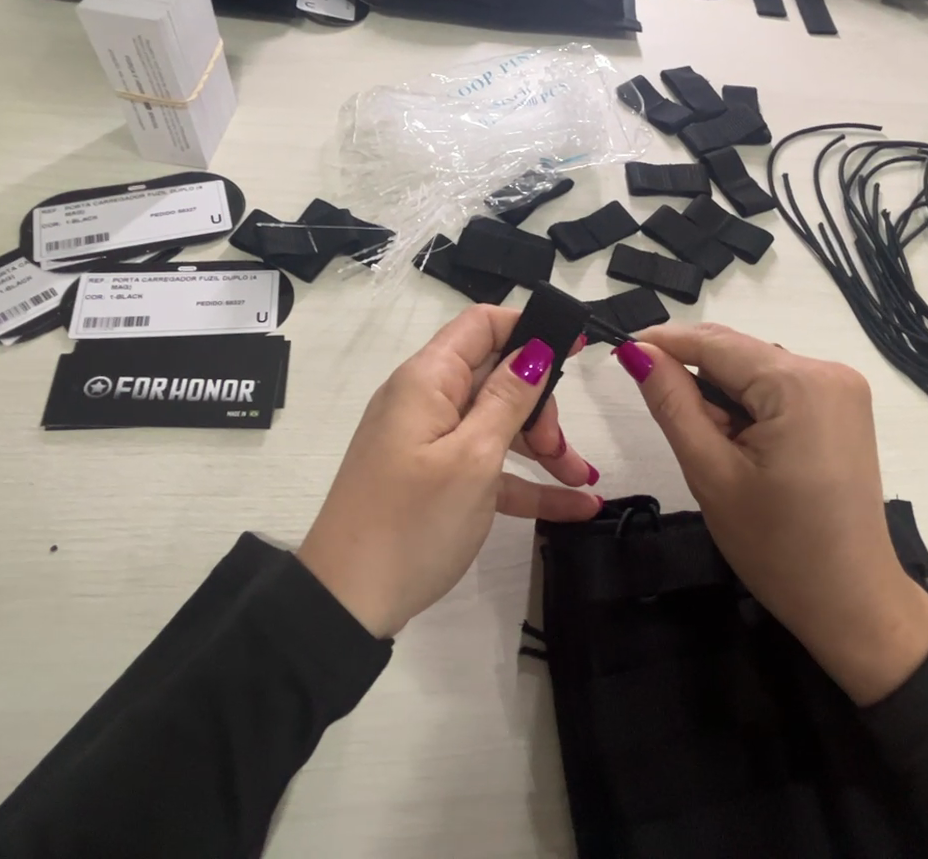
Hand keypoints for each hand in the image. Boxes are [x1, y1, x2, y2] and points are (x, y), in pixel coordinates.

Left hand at [298, 306, 603, 637]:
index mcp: (428, 380)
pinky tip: (573, 505)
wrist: (348, 601)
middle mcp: (425, 401)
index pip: (482, 325)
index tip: (577, 347)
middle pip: (495, 375)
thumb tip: (535, 348)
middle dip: (539, 403)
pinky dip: (525, 481)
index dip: (531, 328)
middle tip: (558, 447)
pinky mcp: (432, 479)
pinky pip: (487, 466)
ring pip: (497, 424)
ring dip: (542, 447)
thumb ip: (508, 399)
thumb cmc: (412, 522)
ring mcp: (428, 442)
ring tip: (580, 480)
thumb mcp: (472, 458)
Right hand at [615, 324, 927, 705]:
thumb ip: (672, 403)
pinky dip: (751, 406)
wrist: (850, 601)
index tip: (619, 350)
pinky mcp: (844, 409)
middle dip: (698, 379)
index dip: (664, 342)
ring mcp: (843, 389)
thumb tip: (638, 352)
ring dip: (723, 396)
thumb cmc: (777, 545)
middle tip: (673, 428)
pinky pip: (781, 388)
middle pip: (739, 354)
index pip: (716, 343)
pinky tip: (744, 448)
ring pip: (757, 371)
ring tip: (715, 451)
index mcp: (799, 383)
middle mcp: (829, 371)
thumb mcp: (711, 472)